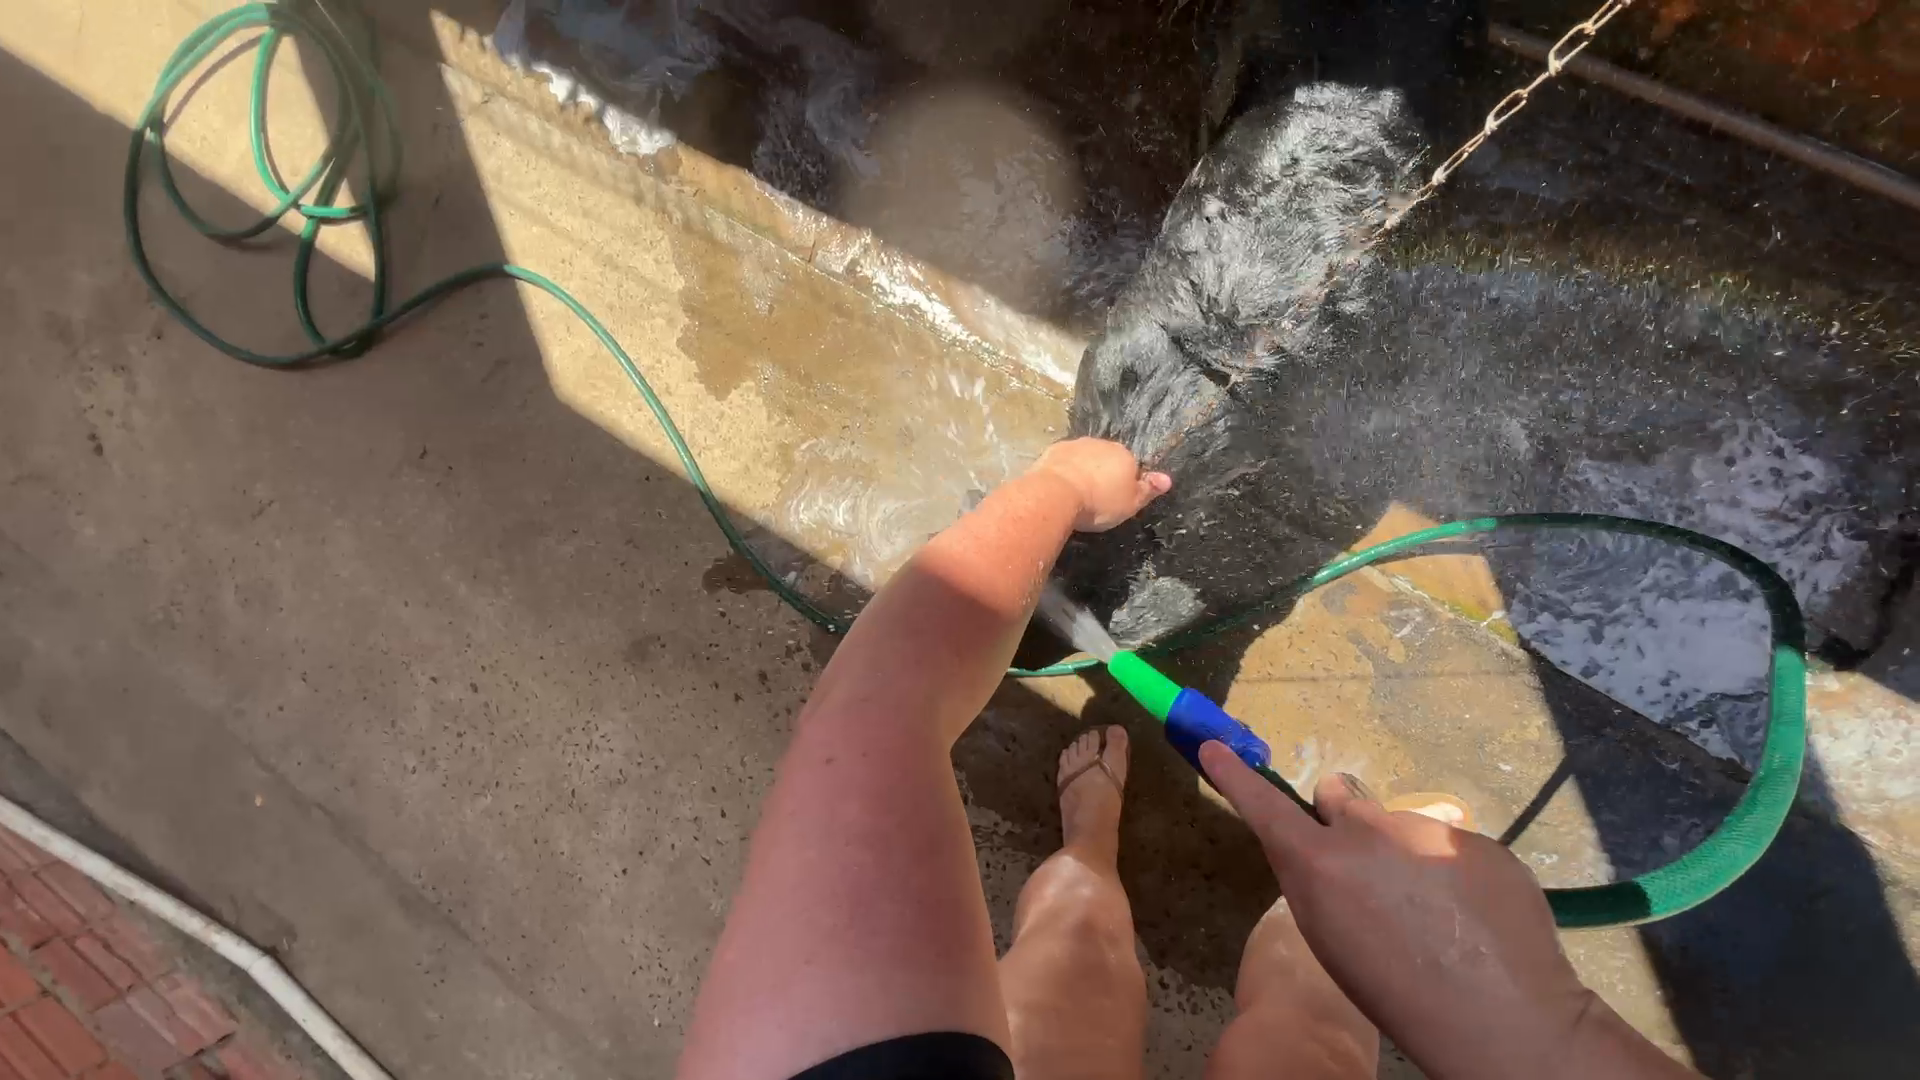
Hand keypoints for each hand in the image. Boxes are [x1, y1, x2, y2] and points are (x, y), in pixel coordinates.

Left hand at [1030, 438, 1171, 531]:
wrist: (1056, 494)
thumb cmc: (1098, 503)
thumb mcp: (1130, 504)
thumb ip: (1148, 490)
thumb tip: (1167, 479)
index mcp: (1124, 455)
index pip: (1131, 466)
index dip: (1124, 484)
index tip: (1114, 501)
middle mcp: (1102, 444)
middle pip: (1106, 459)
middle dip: (1102, 475)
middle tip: (1095, 500)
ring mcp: (1076, 445)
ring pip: (1084, 458)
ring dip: (1082, 471)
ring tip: (1075, 495)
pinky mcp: (1053, 451)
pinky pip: (1063, 462)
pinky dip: (1063, 472)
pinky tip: (1059, 488)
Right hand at [1198, 742, 1624, 1079]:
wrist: (1506, 1022)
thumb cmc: (1394, 991)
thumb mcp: (1326, 935)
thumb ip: (1312, 877)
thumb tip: (1318, 848)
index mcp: (1319, 861)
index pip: (1264, 804)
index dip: (1235, 774)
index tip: (1214, 746)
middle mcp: (1366, 830)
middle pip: (1339, 796)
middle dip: (1344, 820)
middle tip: (1369, 870)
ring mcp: (1427, 830)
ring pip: (1399, 824)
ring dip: (1404, 852)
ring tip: (1434, 909)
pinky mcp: (1479, 842)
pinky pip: (1451, 845)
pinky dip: (1453, 872)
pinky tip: (1471, 916)